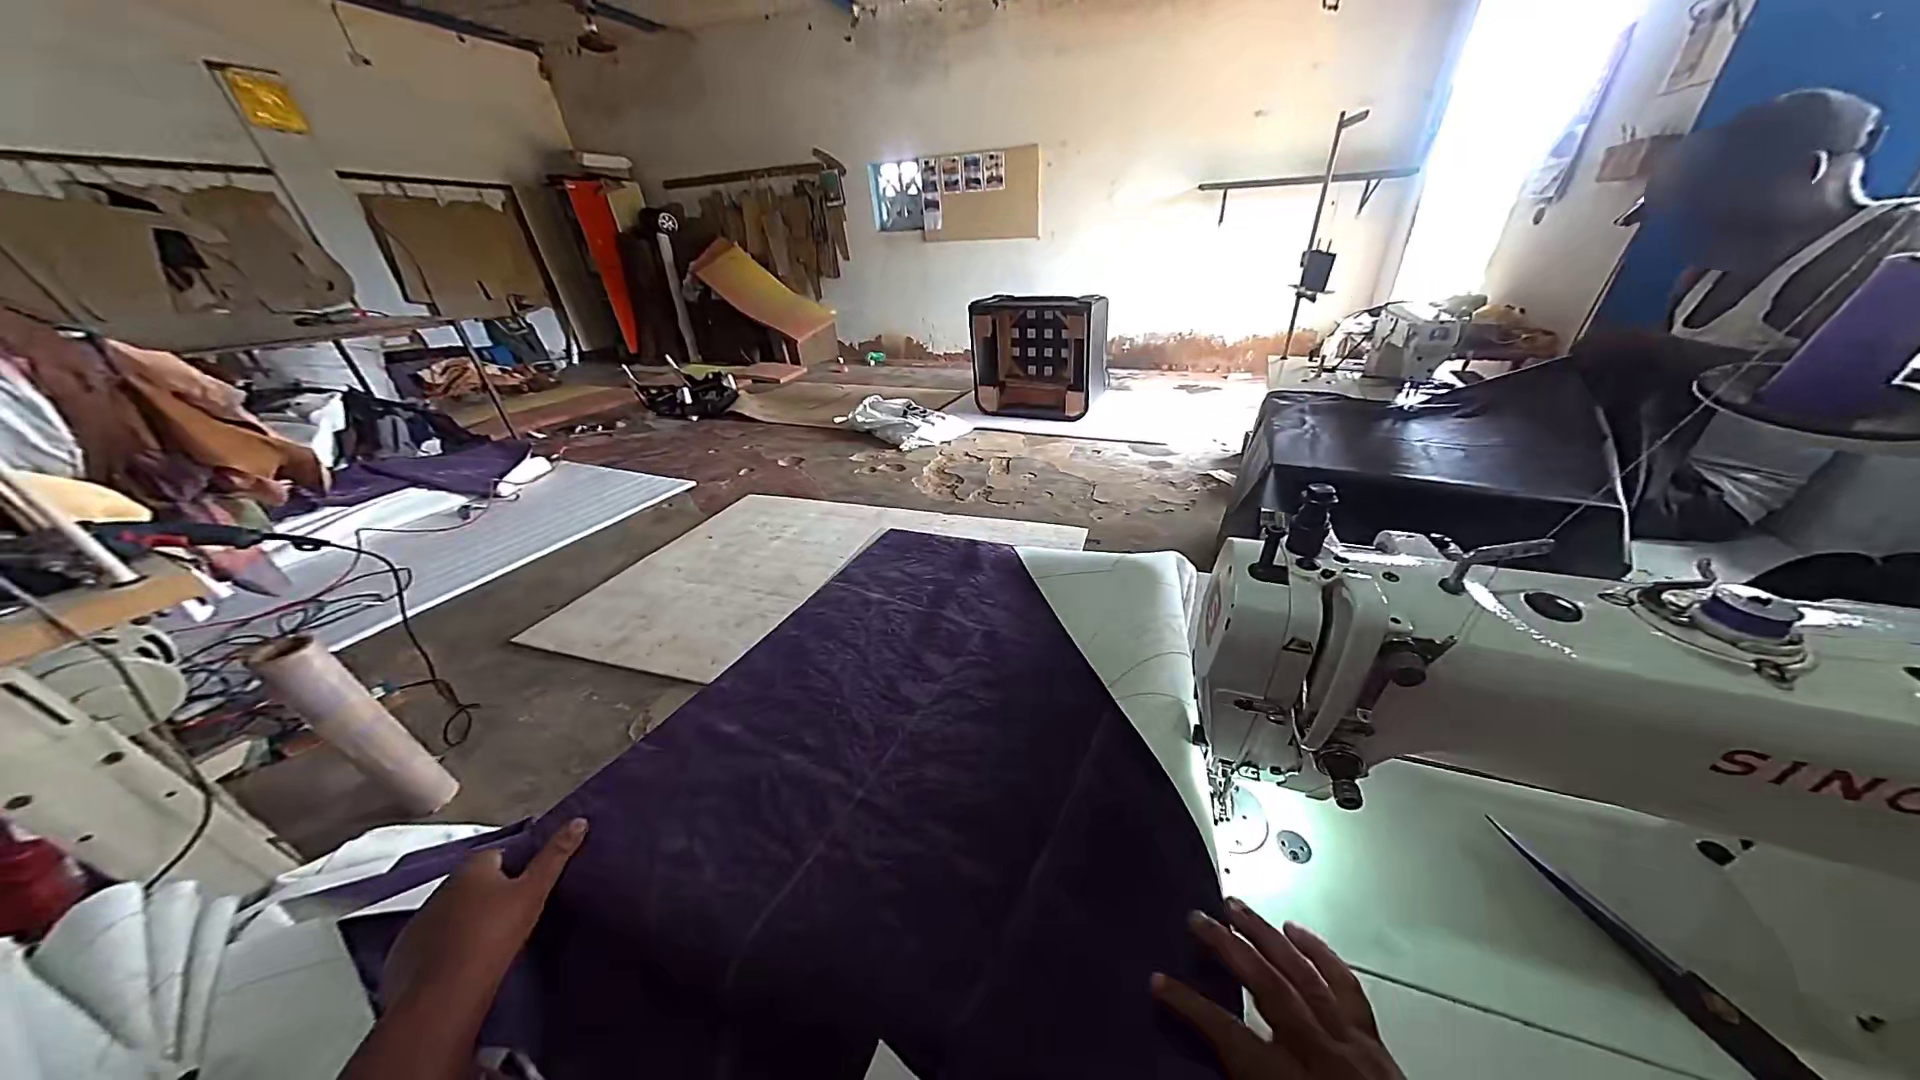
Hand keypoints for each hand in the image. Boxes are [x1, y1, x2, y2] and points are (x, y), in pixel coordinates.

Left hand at [383, 818, 589, 1004]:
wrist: (445, 995)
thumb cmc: (495, 933)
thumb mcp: (535, 891)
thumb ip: (556, 855)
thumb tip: (579, 821)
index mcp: (472, 868)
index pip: (498, 855)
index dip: (516, 868)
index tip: (529, 885)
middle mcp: (441, 890)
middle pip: (472, 885)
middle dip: (489, 894)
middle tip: (514, 913)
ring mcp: (417, 925)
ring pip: (450, 914)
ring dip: (465, 921)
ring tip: (488, 942)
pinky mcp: (401, 958)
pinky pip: (430, 945)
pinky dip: (444, 949)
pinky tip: (460, 964)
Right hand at [1152, 899, 1403, 1079]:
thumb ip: (1238, 1079)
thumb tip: (1206, 1055)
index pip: (1228, 1035)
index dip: (1189, 1004)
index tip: (1160, 982)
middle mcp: (1322, 1057)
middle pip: (1268, 986)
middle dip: (1228, 947)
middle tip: (1198, 919)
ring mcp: (1353, 1045)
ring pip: (1303, 974)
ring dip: (1265, 935)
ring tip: (1236, 907)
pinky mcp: (1375, 1043)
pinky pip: (1346, 986)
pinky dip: (1320, 953)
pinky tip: (1296, 930)